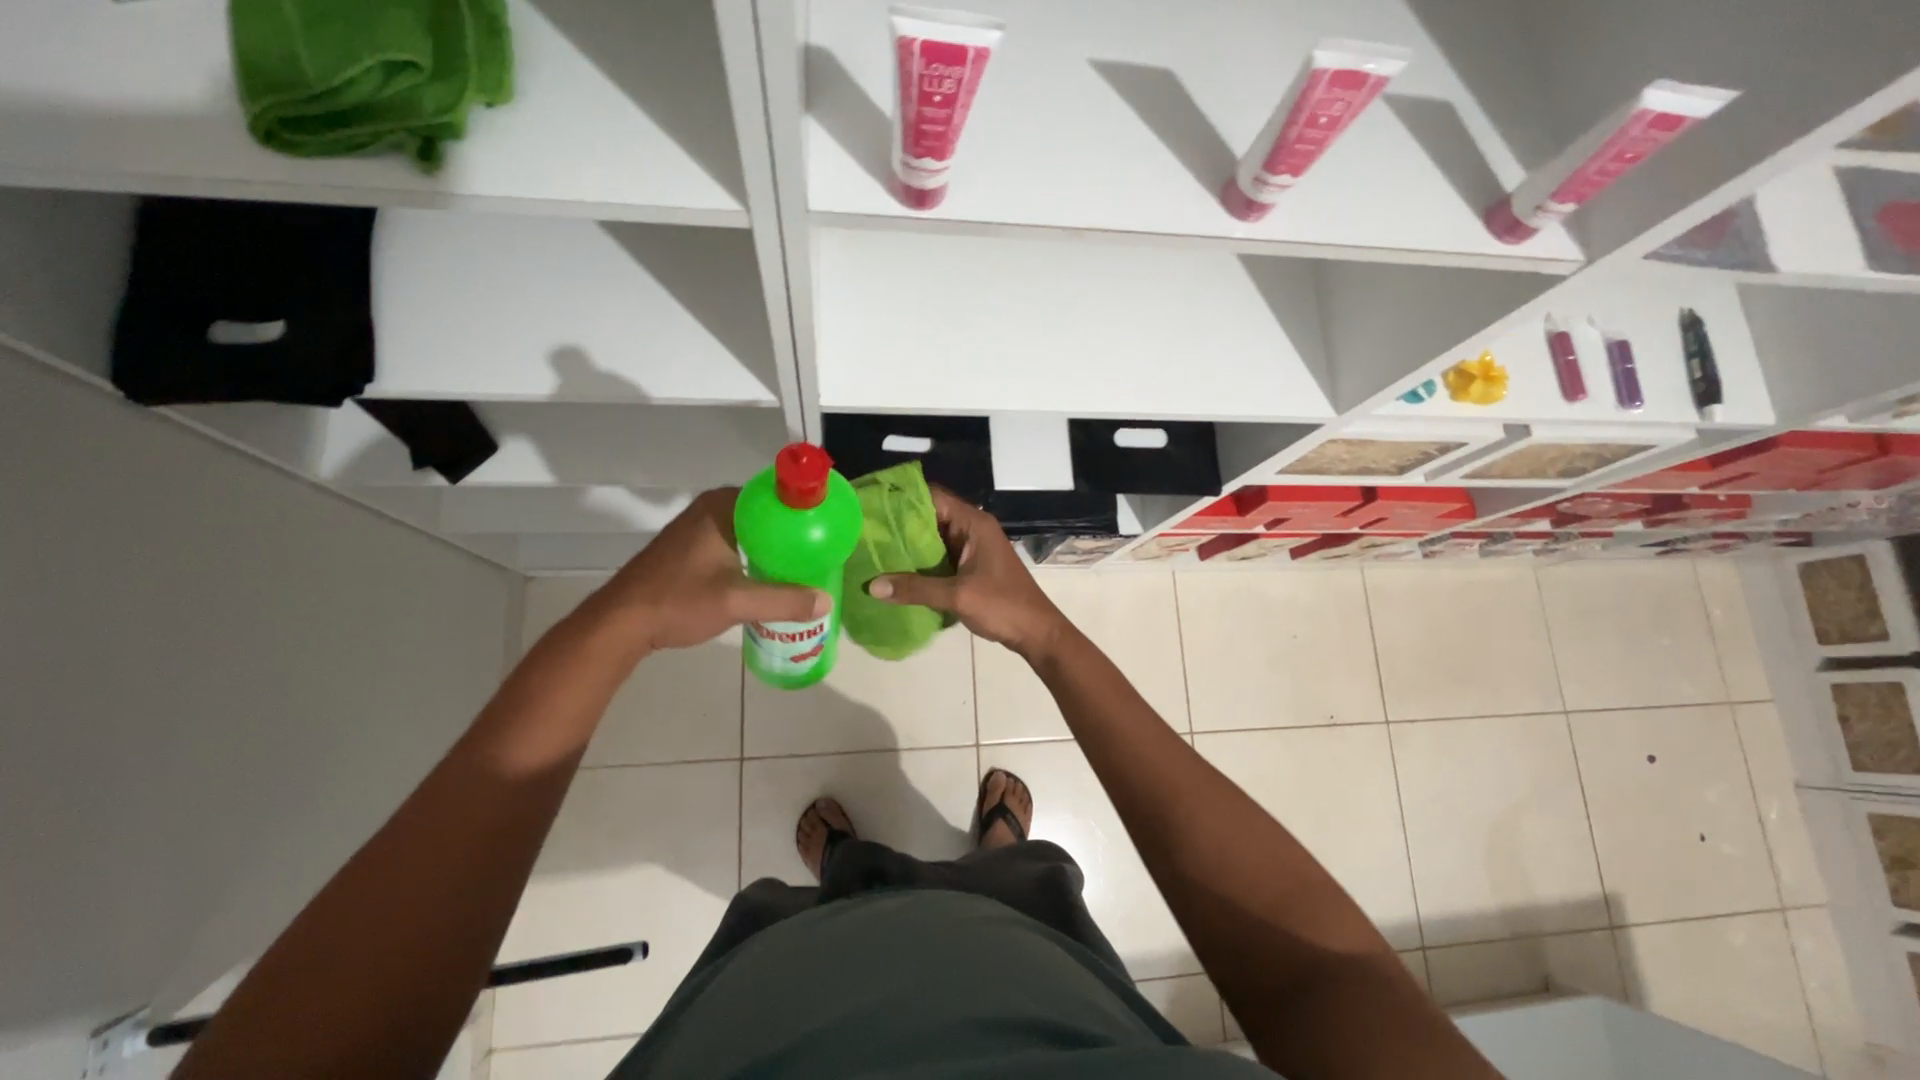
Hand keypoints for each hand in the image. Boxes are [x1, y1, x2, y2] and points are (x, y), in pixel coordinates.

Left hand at [594, 488, 829, 652]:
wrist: (622, 623)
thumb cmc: (678, 601)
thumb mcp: (737, 602)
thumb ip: (783, 601)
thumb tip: (826, 601)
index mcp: (722, 507)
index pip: (775, 492)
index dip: (804, 507)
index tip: (829, 524)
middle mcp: (710, 509)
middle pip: (766, 512)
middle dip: (794, 529)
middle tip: (824, 548)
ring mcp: (698, 528)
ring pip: (751, 529)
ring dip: (776, 544)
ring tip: (807, 564)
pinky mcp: (692, 549)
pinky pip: (737, 542)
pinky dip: (757, 554)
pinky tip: (773, 576)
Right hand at [868, 487, 1069, 658]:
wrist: (1036, 632)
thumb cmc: (1003, 606)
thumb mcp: (958, 596)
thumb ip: (915, 589)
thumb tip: (872, 585)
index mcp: (973, 523)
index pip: (933, 496)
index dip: (903, 497)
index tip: (872, 503)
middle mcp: (971, 529)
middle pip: (929, 516)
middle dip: (899, 523)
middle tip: (864, 529)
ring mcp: (971, 548)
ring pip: (932, 538)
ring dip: (907, 545)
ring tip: (871, 548)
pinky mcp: (969, 567)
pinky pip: (938, 557)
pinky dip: (919, 562)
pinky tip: (894, 571)